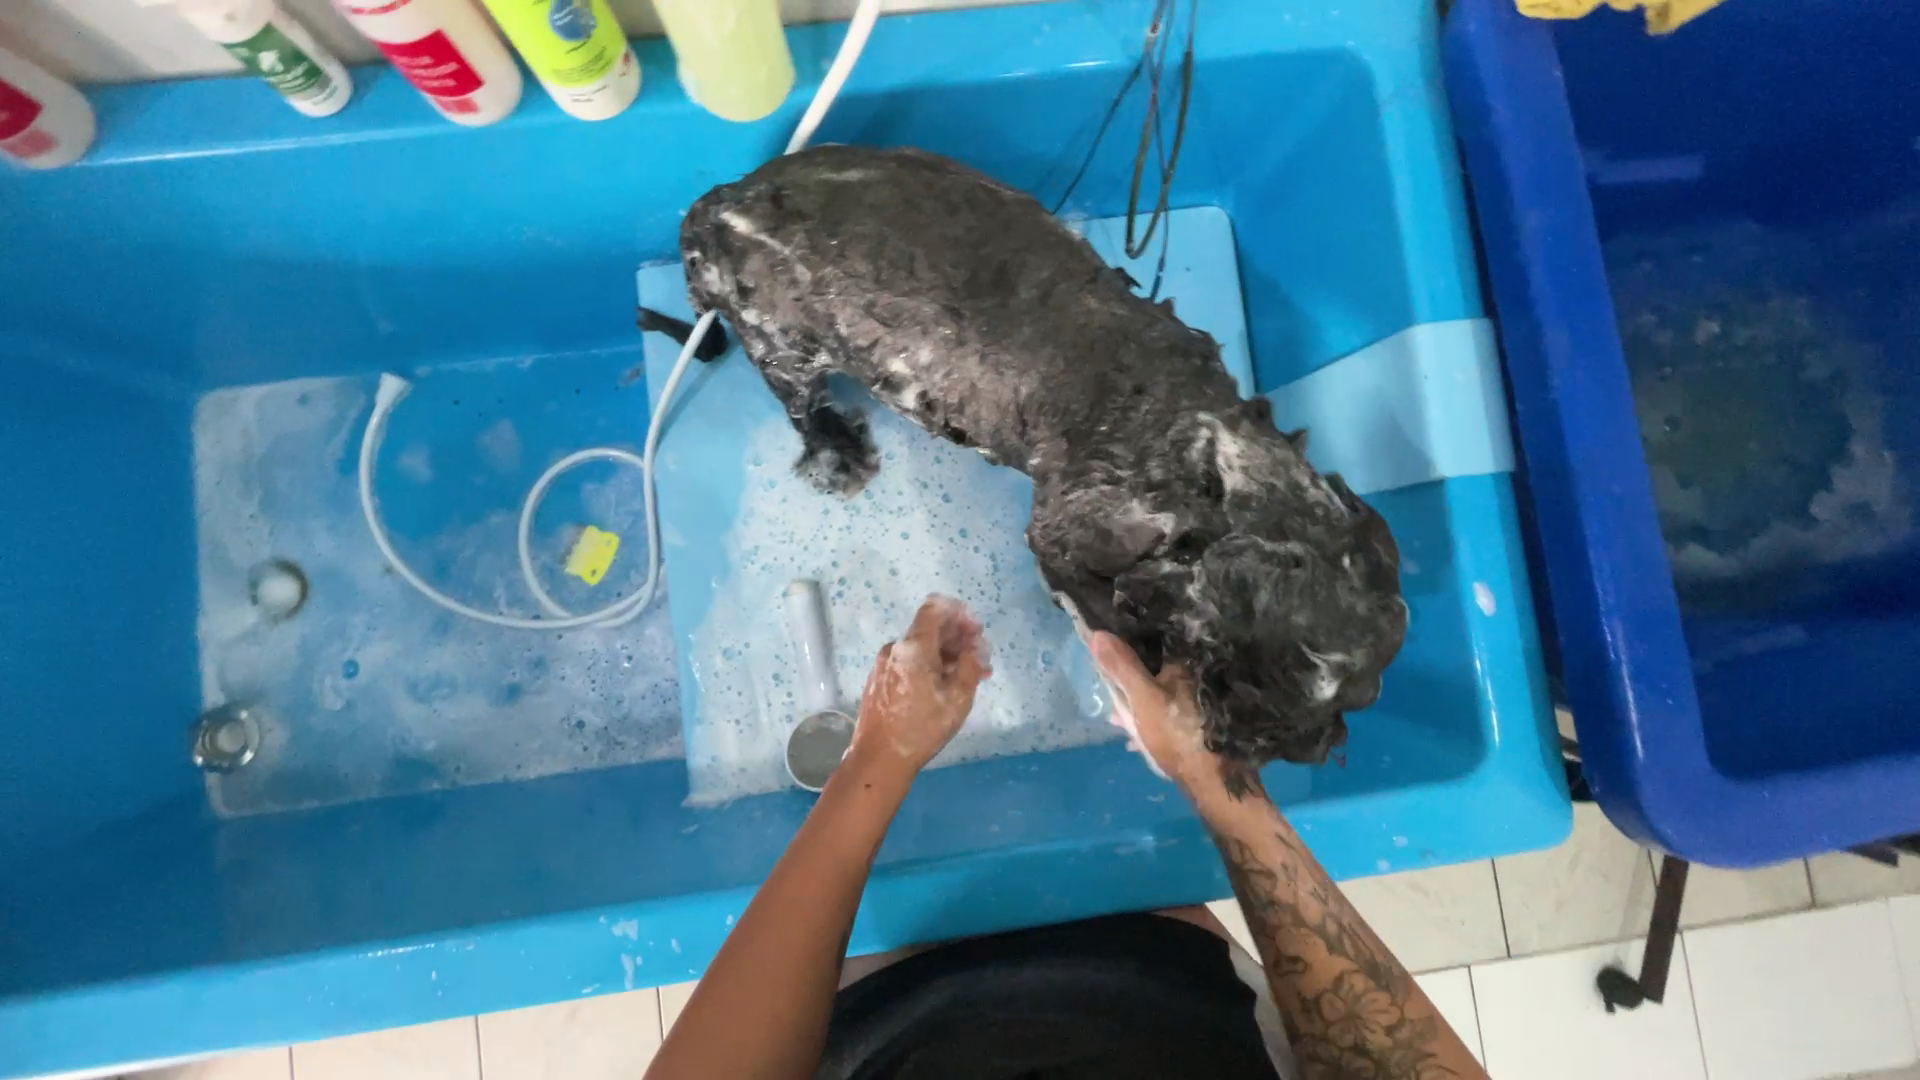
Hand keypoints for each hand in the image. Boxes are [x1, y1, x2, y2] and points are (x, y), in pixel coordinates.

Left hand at [850, 595, 991, 776]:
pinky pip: (910, 662)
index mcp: (914, 646)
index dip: (959, 613)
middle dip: (958, 637)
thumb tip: (975, 646)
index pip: (935, 608)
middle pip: (930, 628)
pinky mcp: (880, 679)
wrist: (878, 758)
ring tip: (970, 676)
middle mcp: (896, 648)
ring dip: (947, 655)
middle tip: (980, 657)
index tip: (976, 631)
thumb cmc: (922, 728)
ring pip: (921, 648)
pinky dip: (930, 666)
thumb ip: (970, 664)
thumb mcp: (958, 697)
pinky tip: (945, 686)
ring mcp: (884, 663)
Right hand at [1088, 632, 1258, 801]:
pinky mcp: (1202, 723)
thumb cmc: (1176, 733)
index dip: (1127, 651)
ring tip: (1120, 722)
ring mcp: (1200, 702)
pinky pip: (1170, 712)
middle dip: (1130, 684)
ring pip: (1161, 694)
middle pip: (1154, 671)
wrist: (1212, 778)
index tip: (1108, 662)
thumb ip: (1121, 666)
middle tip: (1113, 701)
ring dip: (1140, 705)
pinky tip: (1140, 738)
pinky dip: (1153, 720)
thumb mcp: (1142, 698)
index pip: (1151, 645)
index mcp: (1184, 664)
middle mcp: (1196, 677)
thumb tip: (1098, 633)